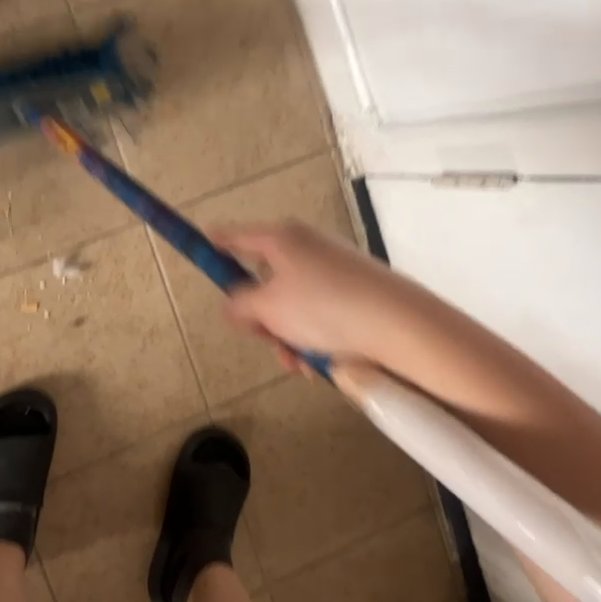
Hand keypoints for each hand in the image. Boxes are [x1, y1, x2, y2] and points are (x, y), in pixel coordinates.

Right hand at [213, 222, 418, 371]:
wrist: (399, 322)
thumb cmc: (323, 307)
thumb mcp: (268, 309)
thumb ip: (240, 305)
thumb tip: (233, 303)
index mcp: (282, 239)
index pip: (238, 237)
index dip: (216, 243)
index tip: (202, 245)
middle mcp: (309, 247)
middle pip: (267, 278)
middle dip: (261, 316)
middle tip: (264, 337)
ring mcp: (336, 268)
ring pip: (294, 304)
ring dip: (287, 336)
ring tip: (296, 363)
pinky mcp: (357, 291)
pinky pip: (321, 313)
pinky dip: (313, 337)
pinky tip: (318, 365)